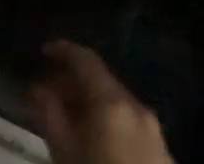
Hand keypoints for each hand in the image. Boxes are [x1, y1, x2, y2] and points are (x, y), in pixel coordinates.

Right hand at [31, 41, 175, 163]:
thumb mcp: (63, 153)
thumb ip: (50, 114)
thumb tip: (39, 90)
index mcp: (113, 103)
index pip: (85, 60)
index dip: (62, 51)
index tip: (43, 52)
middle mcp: (137, 109)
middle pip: (102, 82)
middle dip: (73, 83)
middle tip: (47, 94)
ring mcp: (155, 133)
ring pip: (116, 104)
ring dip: (90, 104)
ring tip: (66, 121)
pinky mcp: (163, 155)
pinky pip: (129, 125)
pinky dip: (108, 122)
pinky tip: (93, 143)